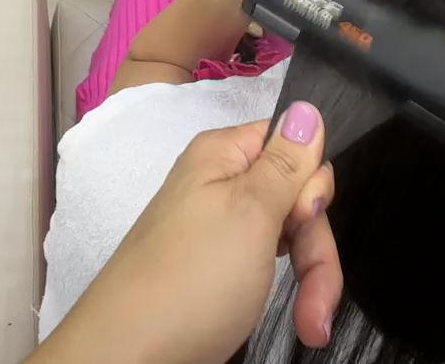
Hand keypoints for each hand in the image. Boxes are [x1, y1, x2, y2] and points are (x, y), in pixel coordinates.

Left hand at [35, 103, 340, 363]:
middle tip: (318, 296)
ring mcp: (221, 229)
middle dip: (315, 244)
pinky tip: (301, 322)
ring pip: (288, 235)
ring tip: (312, 326)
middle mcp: (221, 183)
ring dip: (311, 278)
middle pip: (294, 194)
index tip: (307, 216)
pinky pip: (268, 265)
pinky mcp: (221, 270)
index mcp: (223, 155)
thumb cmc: (194, 276)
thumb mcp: (249, 212)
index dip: (309, 179)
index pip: (289, 141)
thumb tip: (308, 105)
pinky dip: (290, 293)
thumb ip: (285, 163)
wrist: (127, 358)